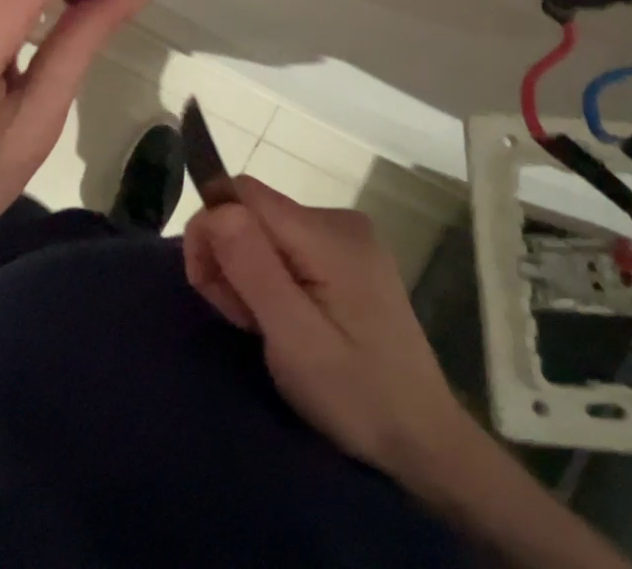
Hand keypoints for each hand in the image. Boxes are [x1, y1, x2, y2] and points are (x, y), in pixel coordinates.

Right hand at [183, 177, 477, 488]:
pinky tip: (282, 318)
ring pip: (261, 231)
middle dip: (227, 260)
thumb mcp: (295, 338)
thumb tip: (216, 210)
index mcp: (329, 235)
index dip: (210, 231)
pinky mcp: (347, 258)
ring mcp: (346, 239)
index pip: (240, 195)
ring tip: (263, 326)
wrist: (422, 437)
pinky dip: (267, 279)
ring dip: (244, 274)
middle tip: (242, 319)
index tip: (209, 287)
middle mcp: (339, 221)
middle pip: (249, 213)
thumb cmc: (355, 394)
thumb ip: (254, 269)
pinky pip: (282, 246)